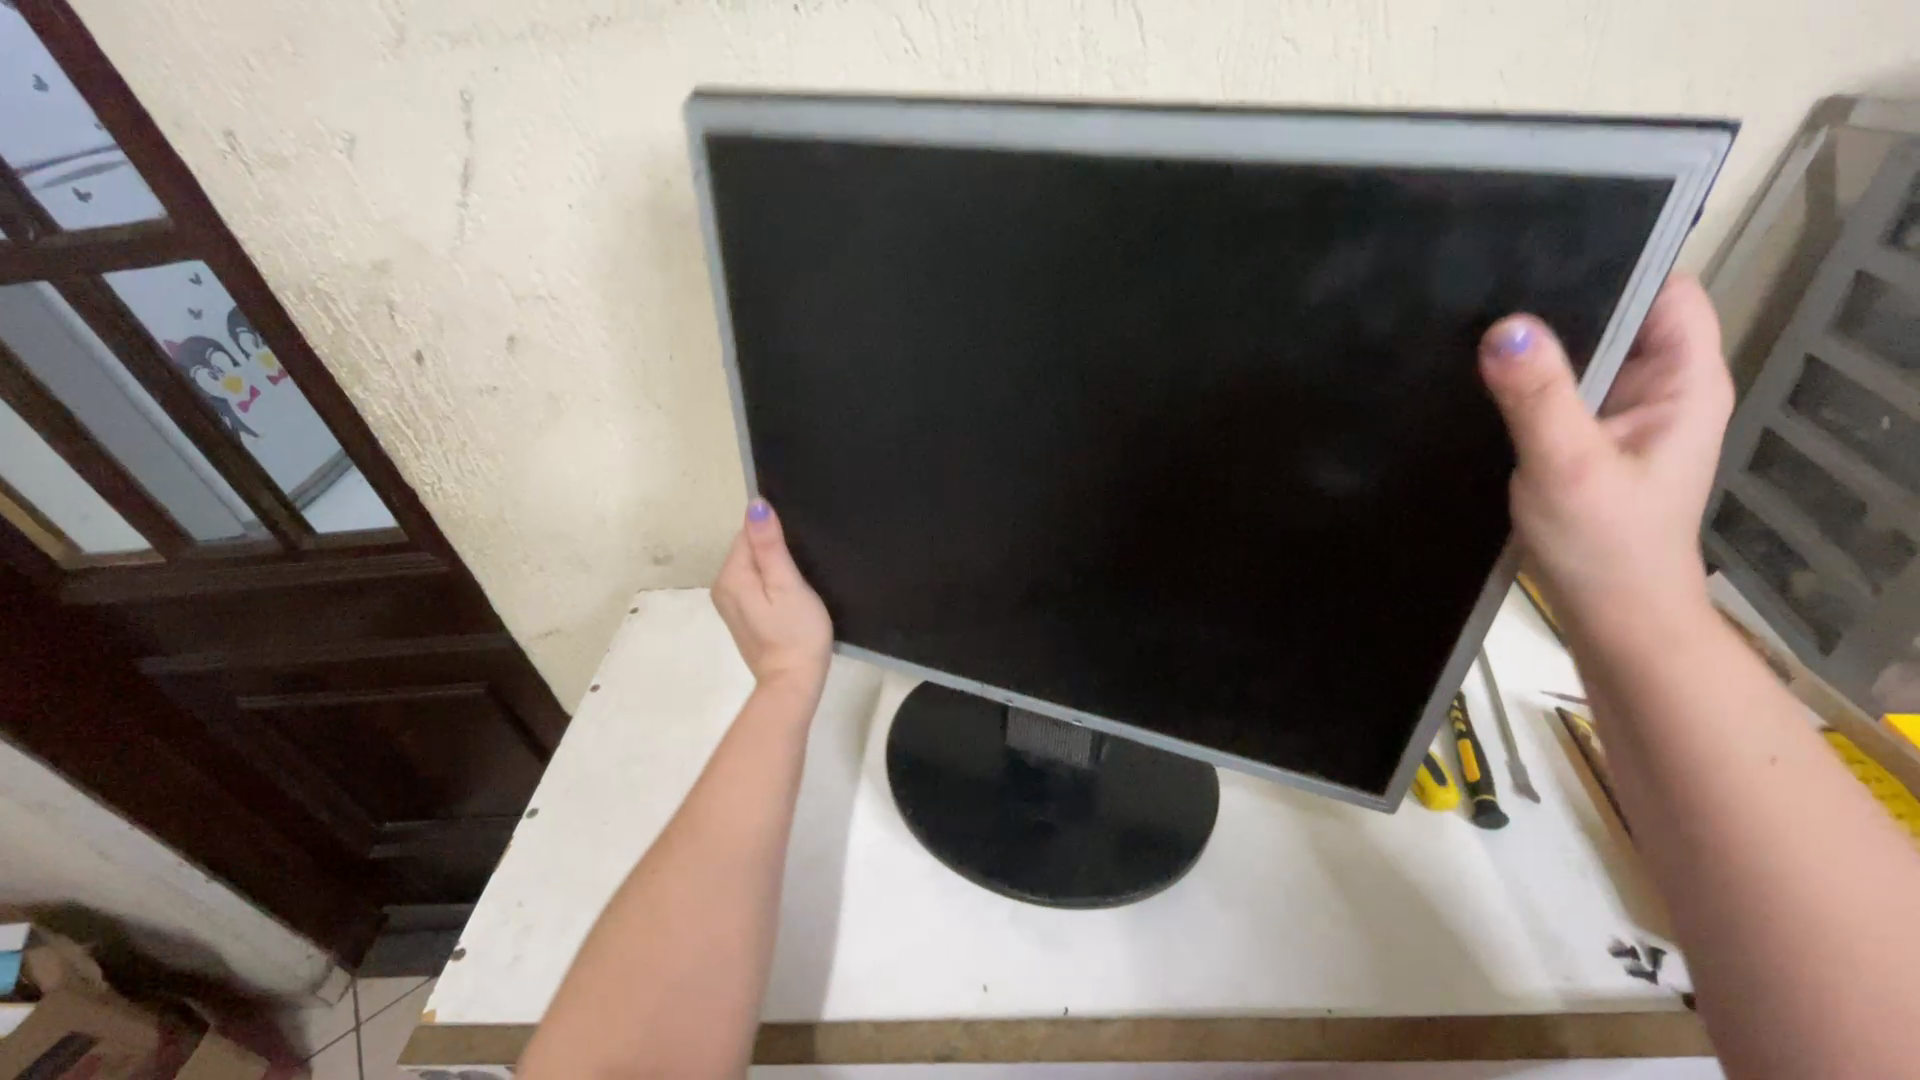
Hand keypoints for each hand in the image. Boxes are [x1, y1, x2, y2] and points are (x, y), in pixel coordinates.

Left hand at [710, 498, 833, 692]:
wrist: (793, 682)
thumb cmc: (796, 632)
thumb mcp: (787, 585)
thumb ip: (770, 545)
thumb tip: (756, 505)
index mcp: (731, 575)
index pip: (749, 533)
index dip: (776, 535)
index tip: (799, 551)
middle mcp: (722, 586)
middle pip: (749, 549)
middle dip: (775, 552)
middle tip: (804, 569)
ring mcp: (729, 603)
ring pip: (753, 567)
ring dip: (775, 569)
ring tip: (799, 585)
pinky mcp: (741, 615)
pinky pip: (754, 585)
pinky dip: (771, 585)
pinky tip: (789, 599)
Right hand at [1478, 276, 1733, 642]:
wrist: (1609, 612)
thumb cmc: (1606, 543)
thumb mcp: (1568, 465)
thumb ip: (1538, 397)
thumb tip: (1504, 328)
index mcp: (1684, 381)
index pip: (1666, 289)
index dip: (1617, 262)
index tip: (1543, 252)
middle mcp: (1656, 386)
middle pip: (1616, 314)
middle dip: (1558, 301)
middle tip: (1486, 285)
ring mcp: (1617, 413)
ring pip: (1578, 353)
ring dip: (1534, 344)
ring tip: (1472, 322)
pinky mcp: (1581, 436)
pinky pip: (1553, 389)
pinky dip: (1521, 379)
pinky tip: (1478, 375)